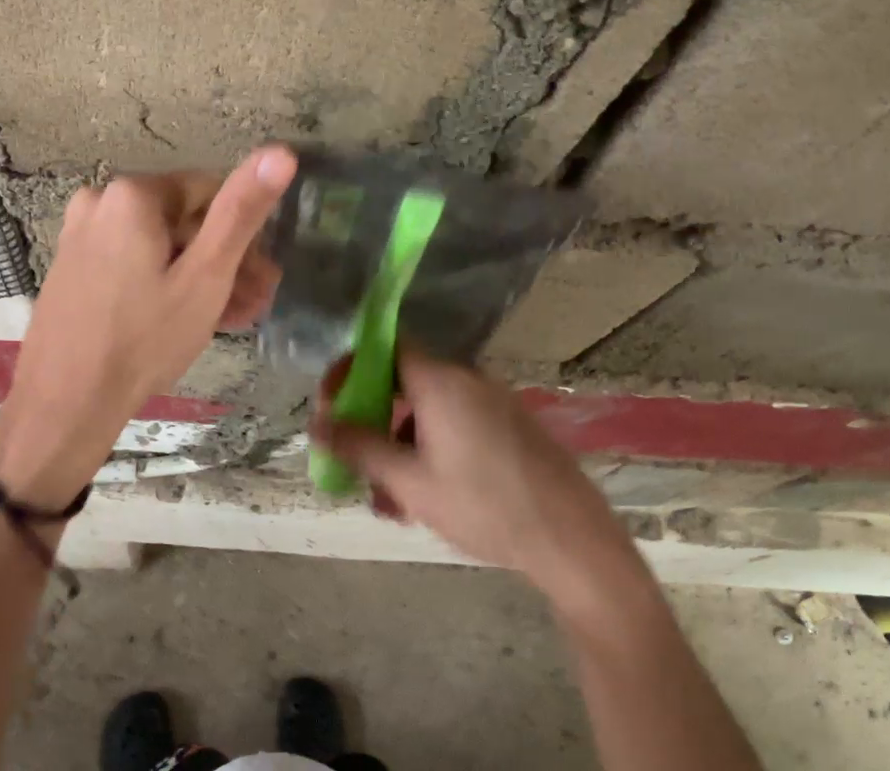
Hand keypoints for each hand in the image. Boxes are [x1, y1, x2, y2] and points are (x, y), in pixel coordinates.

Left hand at [0, 146, 297, 505]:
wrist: (64, 404)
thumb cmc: (144, 340)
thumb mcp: (205, 277)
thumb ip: (242, 212)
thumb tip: (282, 152)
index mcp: (132, 194)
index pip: (210, 192)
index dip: (244, 234)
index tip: (264, 277)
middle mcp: (99, 201)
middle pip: (182, 220)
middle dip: (223, 259)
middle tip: (254, 303)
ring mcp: (80, 234)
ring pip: (158, 245)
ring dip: (198, 276)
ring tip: (230, 317)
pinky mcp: (73, 266)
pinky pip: (131, 263)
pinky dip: (163, 282)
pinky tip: (187, 318)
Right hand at [314, 347, 652, 618]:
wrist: (572, 540)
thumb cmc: (484, 506)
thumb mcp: (410, 482)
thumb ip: (359, 447)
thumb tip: (317, 424)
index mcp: (440, 381)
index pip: (384, 348)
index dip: (351, 371)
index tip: (331, 407)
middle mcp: (467, 380)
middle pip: (403, 383)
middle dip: (371, 421)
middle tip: (353, 462)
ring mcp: (493, 403)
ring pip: (428, 412)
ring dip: (398, 445)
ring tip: (388, 500)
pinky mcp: (510, 427)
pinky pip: (455, 425)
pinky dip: (430, 450)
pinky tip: (424, 499)